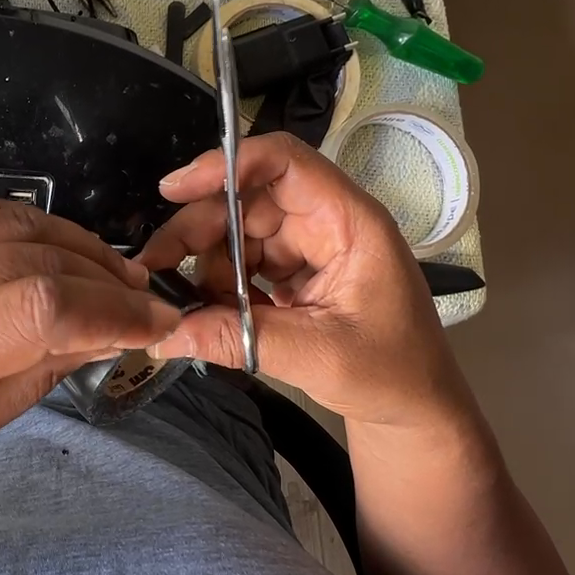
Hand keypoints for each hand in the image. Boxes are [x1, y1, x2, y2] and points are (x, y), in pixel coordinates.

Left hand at [0, 201, 181, 504]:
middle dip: (107, 278)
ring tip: (112, 272)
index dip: (113, 311)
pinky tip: (55, 247)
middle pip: (38, 257)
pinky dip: (31, 225)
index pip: (42, 306)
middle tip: (144, 301)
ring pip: (15, 222)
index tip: (155, 324)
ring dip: (77, 243)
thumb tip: (97, 338)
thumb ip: (29, 379)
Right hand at [138, 132, 473, 430]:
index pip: (284, 162)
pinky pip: (242, 262)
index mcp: (348, 222)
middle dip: (199, 229)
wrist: (417, 412)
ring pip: (237, 231)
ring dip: (207, 264)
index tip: (175, 189)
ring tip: (193, 306)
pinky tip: (212, 312)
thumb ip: (239, 340)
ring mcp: (307, 246)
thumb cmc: (392, 376)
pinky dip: (221, 285)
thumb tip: (164, 334)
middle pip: (247, 199)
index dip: (228, 165)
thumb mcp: (318, 357)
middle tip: (157, 266)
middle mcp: (324, 222)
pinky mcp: (292, 272)